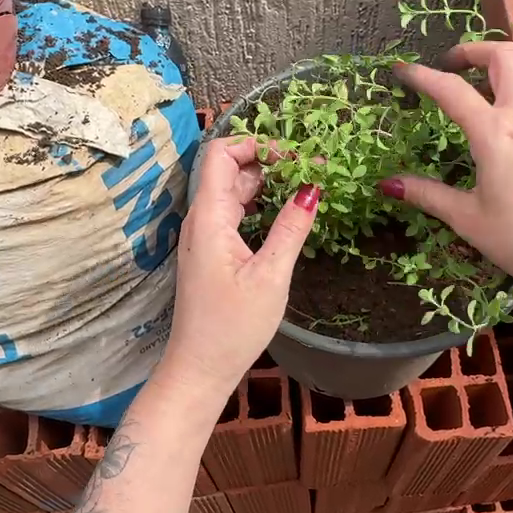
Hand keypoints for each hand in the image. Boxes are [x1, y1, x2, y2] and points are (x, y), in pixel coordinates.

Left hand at [160, 136, 318, 396]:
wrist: (199, 369)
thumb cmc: (233, 326)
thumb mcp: (271, 275)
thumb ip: (291, 227)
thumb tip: (312, 187)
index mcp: (209, 217)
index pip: (221, 155)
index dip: (255, 144)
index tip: (294, 154)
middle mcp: (201, 220)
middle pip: (229, 170)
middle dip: (268, 161)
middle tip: (311, 168)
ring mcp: (204, 236)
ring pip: (233, 192)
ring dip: (266, 183)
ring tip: (305, 185)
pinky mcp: (211, 253)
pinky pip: (235, 214)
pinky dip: (260, 205)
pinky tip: (286, 213)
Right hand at [385, 42, 512, 306]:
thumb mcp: (468, 219)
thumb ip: (427, 194)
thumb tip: (388, 184)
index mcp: (495, 132)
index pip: (451, 90)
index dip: (421, 77)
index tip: (402, 71)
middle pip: (503, 55)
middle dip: (472, 51)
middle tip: (451, 67)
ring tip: (493, 78)